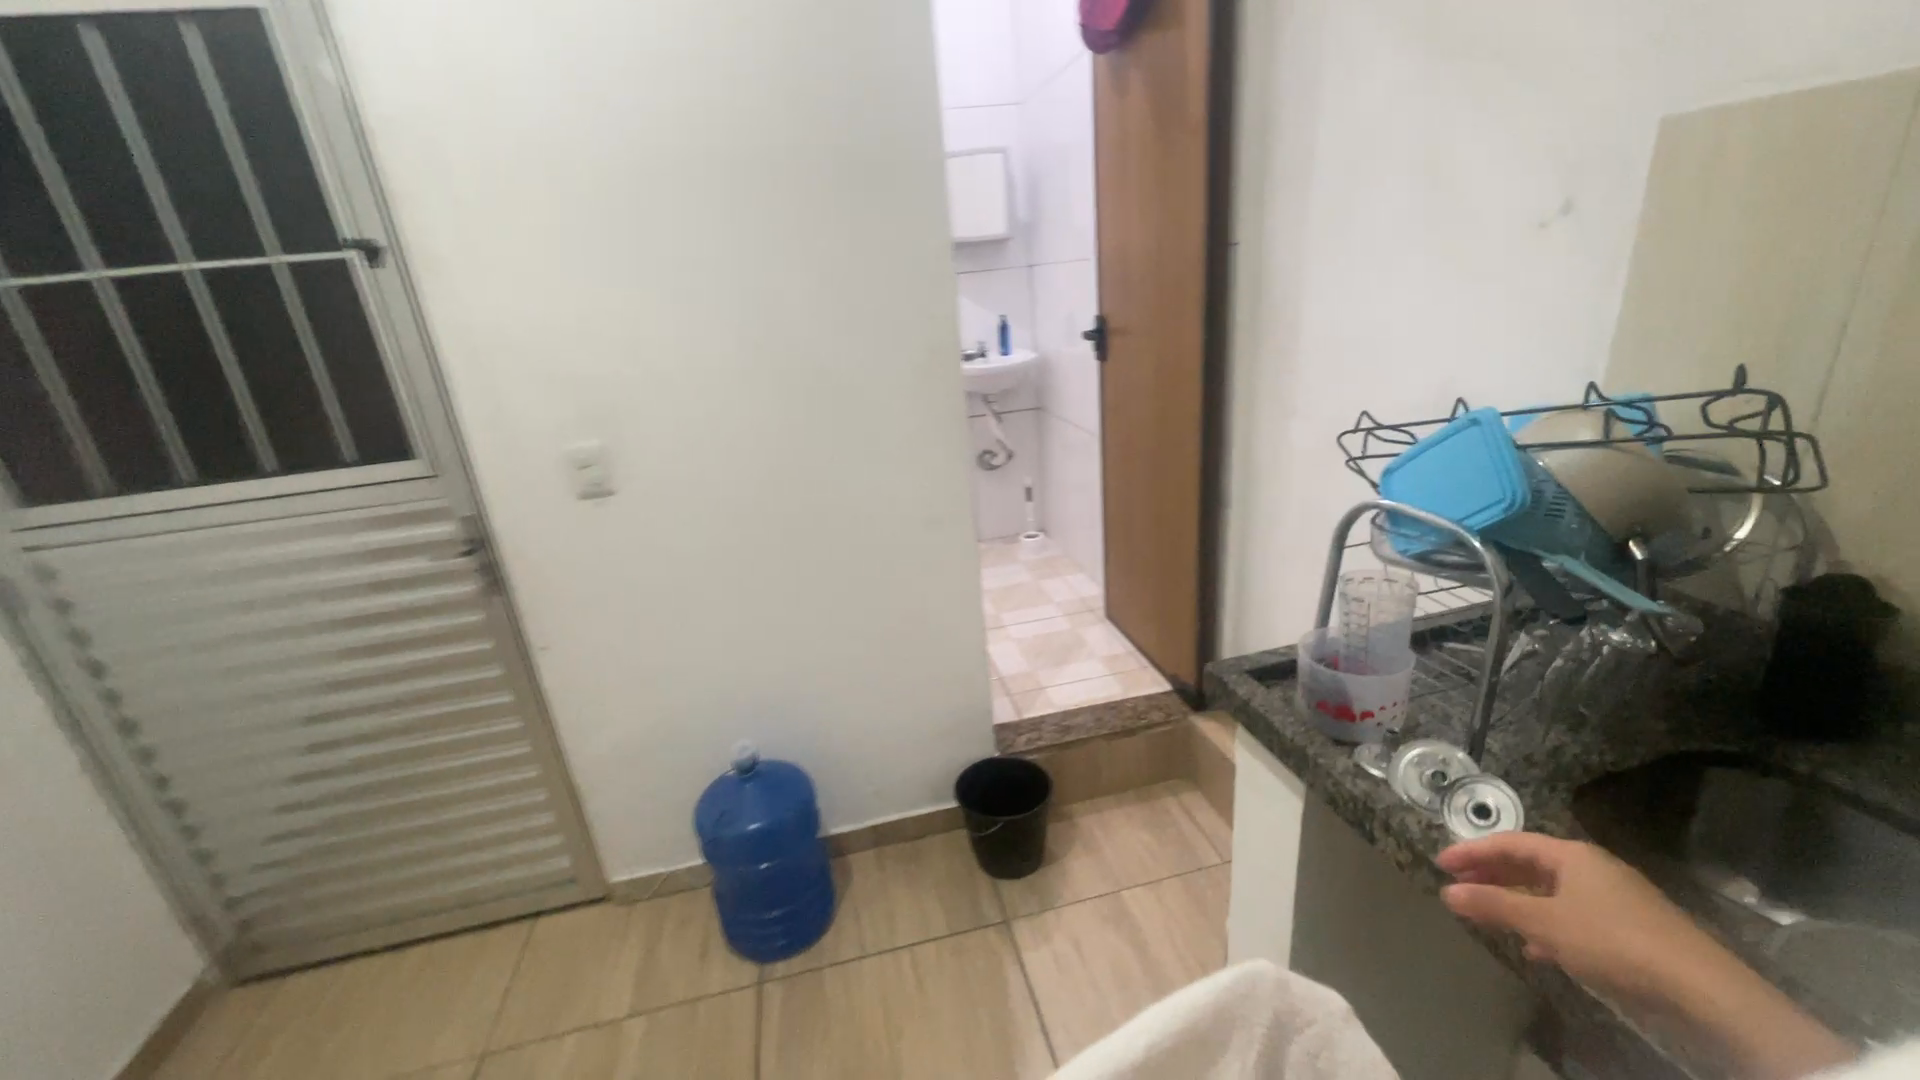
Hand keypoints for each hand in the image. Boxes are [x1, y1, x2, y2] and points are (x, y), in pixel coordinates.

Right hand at [1437, 831, 1716, 1004]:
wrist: (1702, 991)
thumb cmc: (1613, 942)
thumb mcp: (1544, 923)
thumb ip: (1493, 905)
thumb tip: (1447, 890)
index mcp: (1572, 855)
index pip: (1510, 842)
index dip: (1472, 850)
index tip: (1440, 863)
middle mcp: (1593, 868)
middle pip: (1531, 864)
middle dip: (1492, 874)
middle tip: (1458, 884)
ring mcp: (1615, 899)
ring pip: (1551, 892)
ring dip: (1517, 900)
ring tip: (1488, 914)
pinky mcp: (1630, 930)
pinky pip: (1572, 916)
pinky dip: (1546, 925)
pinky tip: (1536, 948)